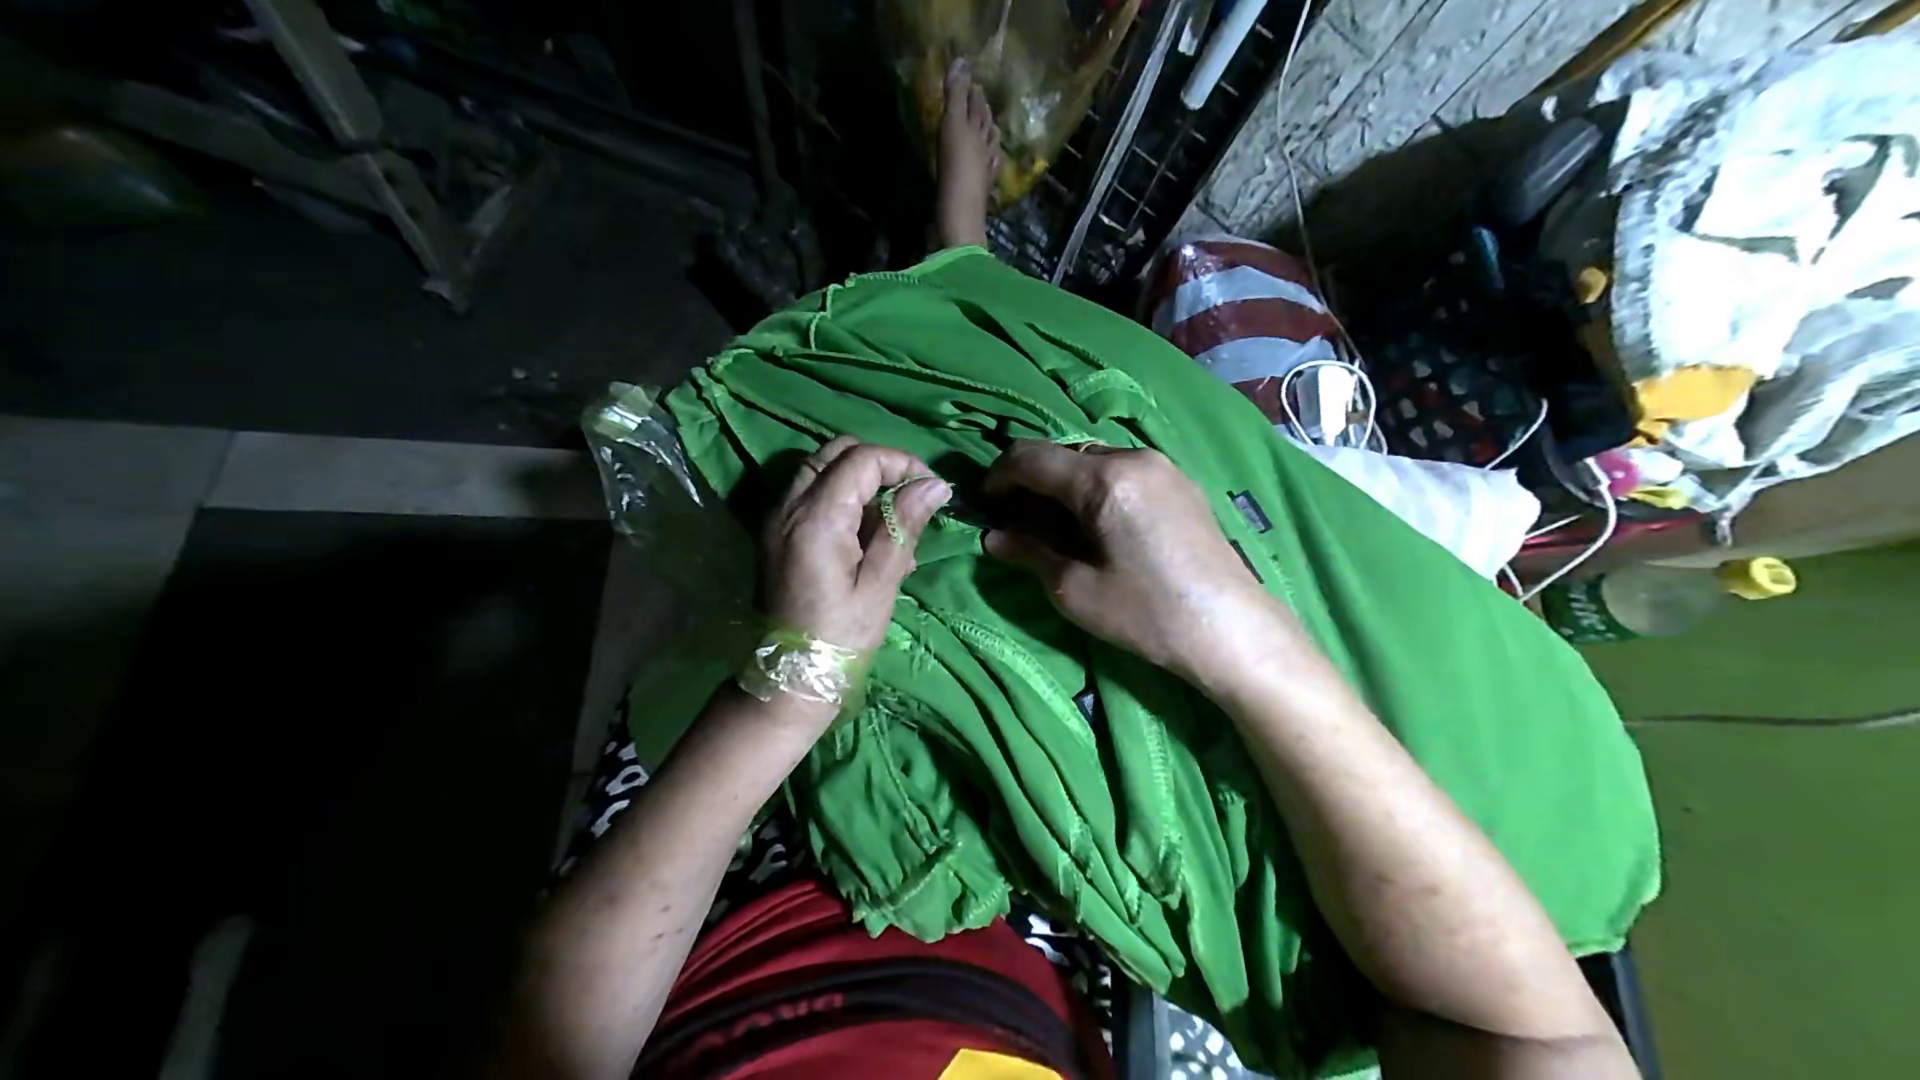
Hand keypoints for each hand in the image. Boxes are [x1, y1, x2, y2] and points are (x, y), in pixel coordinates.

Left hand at [762, 435, 950, 653]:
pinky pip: (810, 494)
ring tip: (890, 523)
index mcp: (816, 518)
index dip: (902, 462)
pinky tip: (865, 538)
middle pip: (836, 452)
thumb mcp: (880, 584)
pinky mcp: (776, 533)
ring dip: (860, 481)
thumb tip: (935, 484)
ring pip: (821, 470)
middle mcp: (789, 506)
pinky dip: (841, 498)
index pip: (861, 459)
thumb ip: (903, 527)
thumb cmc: (840, 637)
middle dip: (879, 464)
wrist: (788, 678)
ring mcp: (777, 518)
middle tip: (909, 497)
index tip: (931, 489)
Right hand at [982, 440, 1300, 693]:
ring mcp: (1162, 466)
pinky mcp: (1179, 482)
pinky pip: (1121, 470)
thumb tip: (993, 537)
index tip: (984, 505)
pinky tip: (1094, 524)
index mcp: (1103, 479)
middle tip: (1016, 522)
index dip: (998, 477)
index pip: (1030, 457)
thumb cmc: (1147, 614)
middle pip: (1062, 454)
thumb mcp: (1074, 590)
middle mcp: (1133, 457)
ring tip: (1053, 526)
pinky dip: (1093, 488)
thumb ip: (1029, 553)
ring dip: (1062, 485)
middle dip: (1030, 482)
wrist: (1231, 629)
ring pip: (1092, 460)